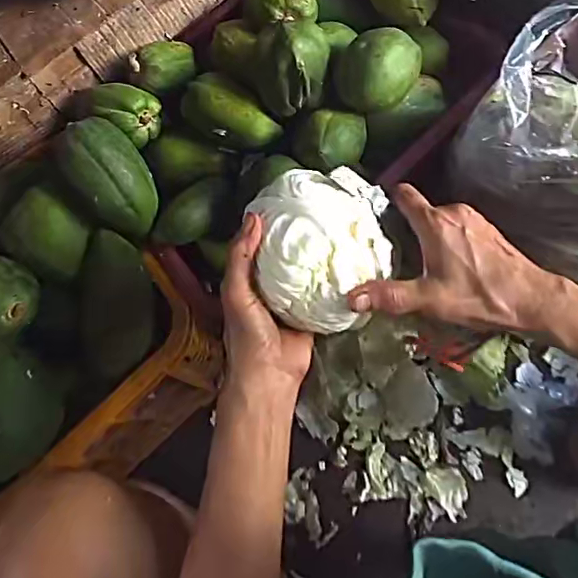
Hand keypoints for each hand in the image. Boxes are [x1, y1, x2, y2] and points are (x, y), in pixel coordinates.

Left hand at [220, 213, 312, 399]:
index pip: (255, 244)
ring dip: (313, 255)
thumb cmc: (247, 333)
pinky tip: (341, 259)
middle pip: (282, 255)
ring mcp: (292, 299)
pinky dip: (329, 278)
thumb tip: (253, 218)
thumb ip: (240, 256)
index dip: (265, 224)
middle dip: (293, 237)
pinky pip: (321, 291)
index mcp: (246, 279)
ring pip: (303, 271)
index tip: (281, 202)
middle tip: (310, 211)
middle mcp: (268, 286)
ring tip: (329, 227)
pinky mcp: (312, 312)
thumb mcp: (236, 290)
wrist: (271, 375)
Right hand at [347, 184, 572, 333]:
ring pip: (439, 219)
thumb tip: (351, 297)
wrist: (535, 300)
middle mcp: (453, 212)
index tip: (375, 214)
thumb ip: (390, 296)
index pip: (403, 194)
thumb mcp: (431, 300)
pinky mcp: (488, 229)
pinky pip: (457, 226)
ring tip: (420, 259)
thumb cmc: (480, 296)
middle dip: (407, 225)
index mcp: (434, 222)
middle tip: (395, 250)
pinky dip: (448, 239)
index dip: (387, 199)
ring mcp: (473, 219)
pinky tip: (451, 263)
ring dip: (429, 234)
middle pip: (420, 210)